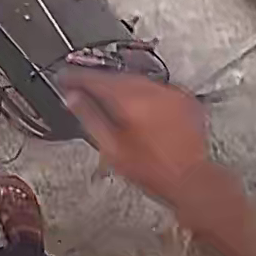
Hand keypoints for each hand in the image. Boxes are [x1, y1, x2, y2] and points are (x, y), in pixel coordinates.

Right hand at [58, 69, 218, 206]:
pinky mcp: (184, 98)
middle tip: (82, 87)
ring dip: (120, 86)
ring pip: (137, 80)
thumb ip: (90, 117)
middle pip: (116, 76)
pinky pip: (156, 88)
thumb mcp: (111, 147)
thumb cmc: (150, 169)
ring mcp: (170, 91)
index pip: (95, 79)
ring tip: (109, 99)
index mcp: (129, 100)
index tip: (64, 78)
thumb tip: (73, 97)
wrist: (190, 179)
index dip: (76, 78)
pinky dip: (143, 92)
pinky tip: (138, 106)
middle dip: (98, 80)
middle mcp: (150, 89)